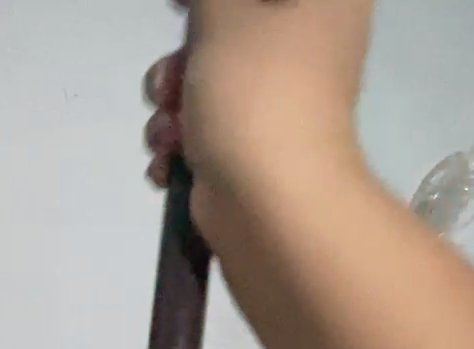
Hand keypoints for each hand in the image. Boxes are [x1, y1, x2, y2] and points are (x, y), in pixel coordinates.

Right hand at [145, 0, 375, 190]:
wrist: (270, 203)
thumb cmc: (256, 96)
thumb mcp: (224, 15)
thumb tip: (202, 3)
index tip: (175, 9)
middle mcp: (305, 45)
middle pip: (226, 31)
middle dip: (179, 62)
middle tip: (170, 83)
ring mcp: (274, 103)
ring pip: (205, 86)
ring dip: (169, 110)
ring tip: (168, 133)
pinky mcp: (248, 148)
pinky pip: (201, 132)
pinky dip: (178, 146)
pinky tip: (170, 162)